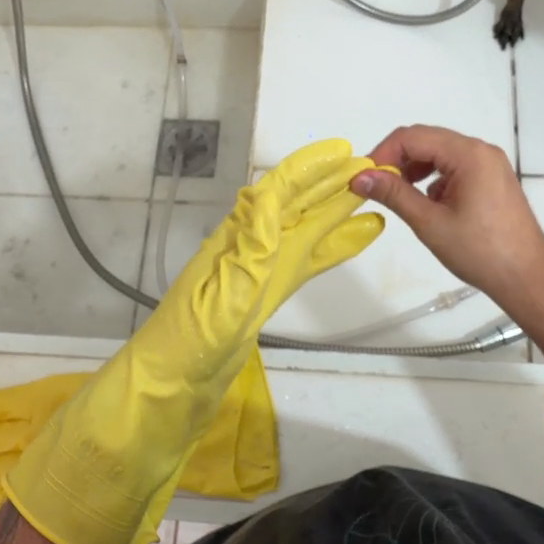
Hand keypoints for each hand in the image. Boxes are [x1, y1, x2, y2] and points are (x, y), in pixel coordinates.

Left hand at [0, 139, 384, 543]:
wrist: (168, 390)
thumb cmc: (191, 343)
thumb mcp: (224, 296)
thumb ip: (250, 249)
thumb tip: (269, 194)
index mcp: (237, 241)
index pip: (277, 192)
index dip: (310, 170)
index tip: (344, 152)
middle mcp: (250, 246)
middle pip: (296, 204)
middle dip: (331, 183)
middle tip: (373, 167)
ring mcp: (259, 270)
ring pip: (307, 229)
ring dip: (338, 210)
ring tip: (374, 195)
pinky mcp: (267, 294)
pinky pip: (308, 260)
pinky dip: (334, 246)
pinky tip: (358, 238)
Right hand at [349, 125, 543, 304]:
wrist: (527, 277)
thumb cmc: (479, 251)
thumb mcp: (430, 222)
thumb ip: (394, 194)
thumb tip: (360, 177)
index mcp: (468, 154)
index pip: (413, 136)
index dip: (383, 153)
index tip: (363, 178)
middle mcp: (481, 150)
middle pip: (427, 140)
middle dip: (397, 160)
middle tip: (374, 186)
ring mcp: (490, 164)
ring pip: (440, 154)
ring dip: (414, 168)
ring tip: (397, 195)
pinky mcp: (492, 180)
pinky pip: (455, 167)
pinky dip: (434, 179)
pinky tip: (427, 204)